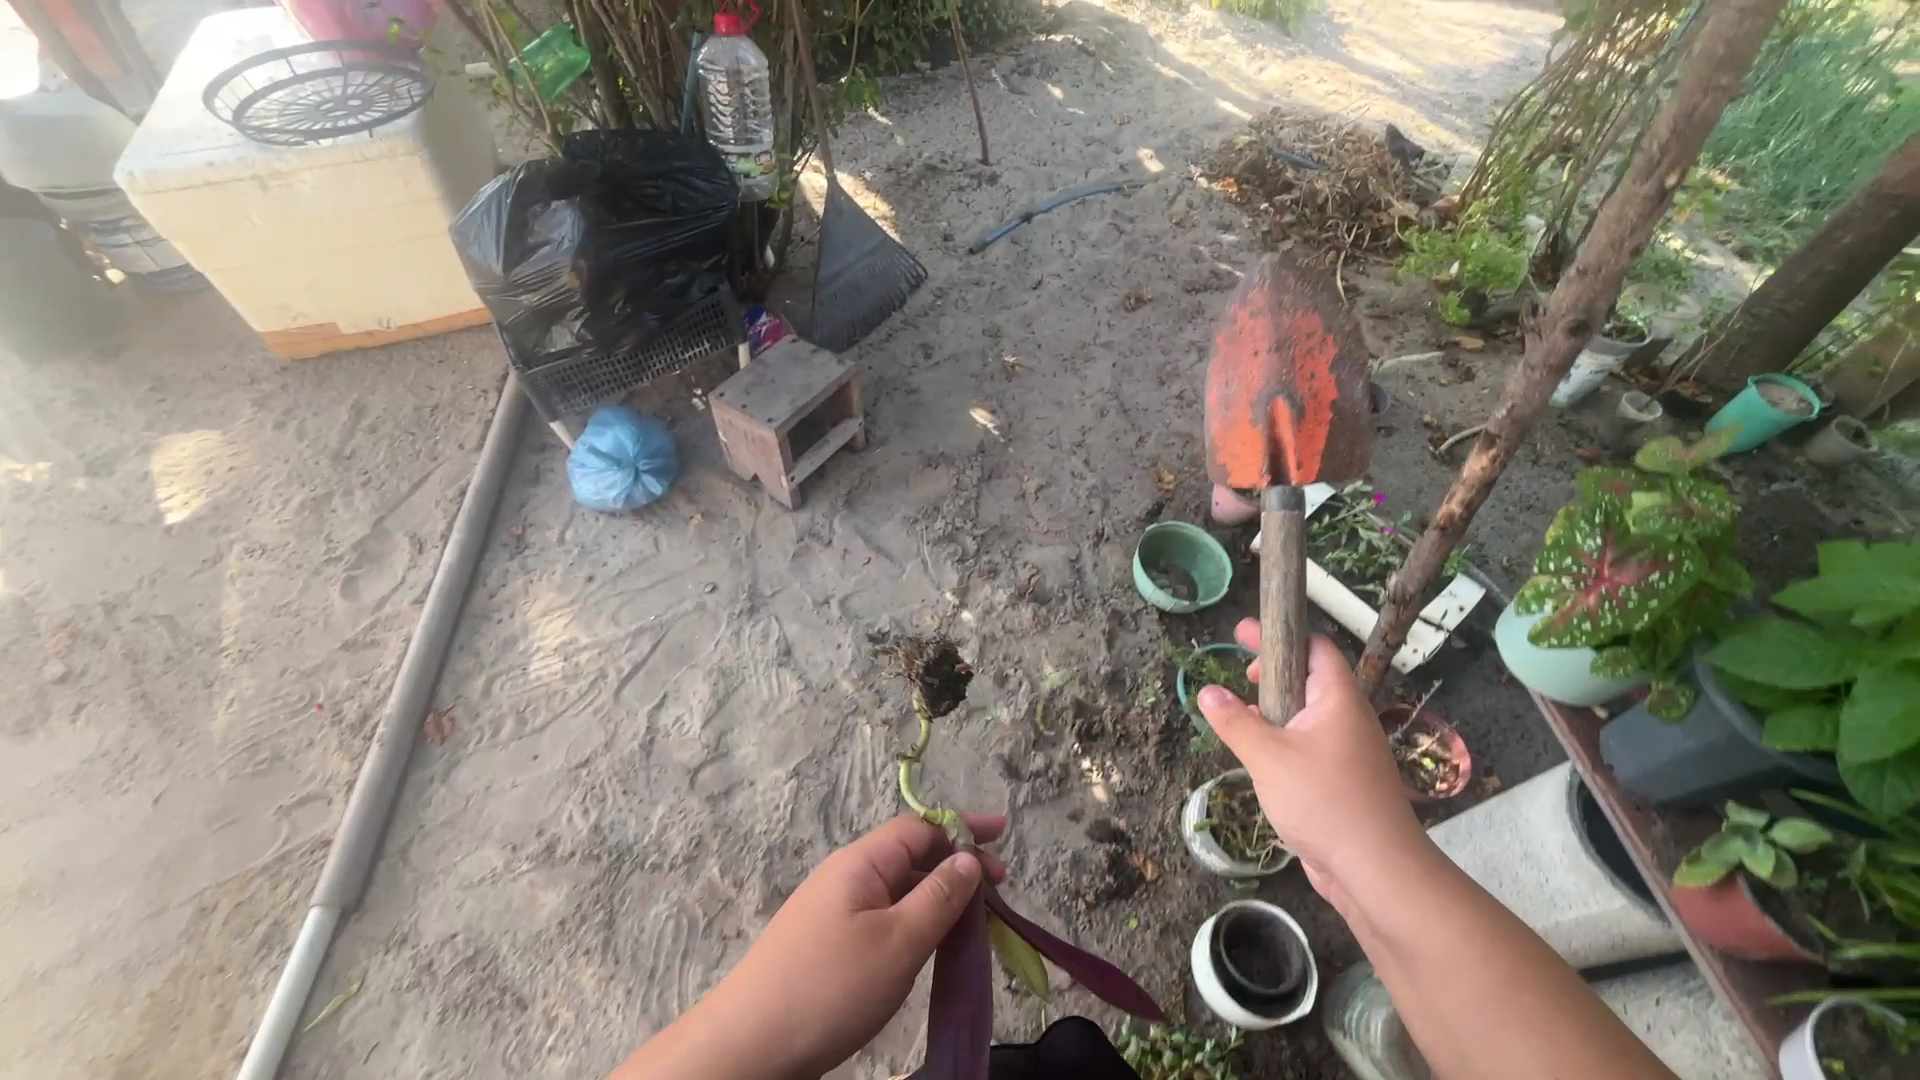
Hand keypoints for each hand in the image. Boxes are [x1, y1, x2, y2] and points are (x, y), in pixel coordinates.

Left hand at [633, 813, 1007, 1079]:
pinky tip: (933, 947)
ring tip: (976, 922)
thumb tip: (969, 858)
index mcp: (861, 863)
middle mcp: (847, 877)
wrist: (749, 1046)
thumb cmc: (829, 987)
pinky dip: (918, 923)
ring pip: (900, 891)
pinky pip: (885, 918)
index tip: (1003, 832)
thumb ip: (939, 897)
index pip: (919, 827)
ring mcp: (835, 911)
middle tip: (1001, 890)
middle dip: (958, 866)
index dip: (962, 826)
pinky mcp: (830, 945)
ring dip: (940, 898)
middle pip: (911, 857)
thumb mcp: (897, 942)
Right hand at [1195, 619, 1426, 908]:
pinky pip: (1308, 745)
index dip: (1281, 635)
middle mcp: (1347, 719)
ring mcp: (1347, 751)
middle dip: (1272, 673)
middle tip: (1240, 676)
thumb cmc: (1324, 801)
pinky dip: (1282, 740)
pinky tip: (1259, 758)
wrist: (1376, 870)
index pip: (1316, 648)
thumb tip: (1207, 692)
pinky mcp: (1342, 780)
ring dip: (1274, 711)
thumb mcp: (1267, 757)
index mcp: (1338, 700)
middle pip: (1309, 679)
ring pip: (1306, 716)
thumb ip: (1235, 722)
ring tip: (1241, 717)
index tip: (1243, 633)